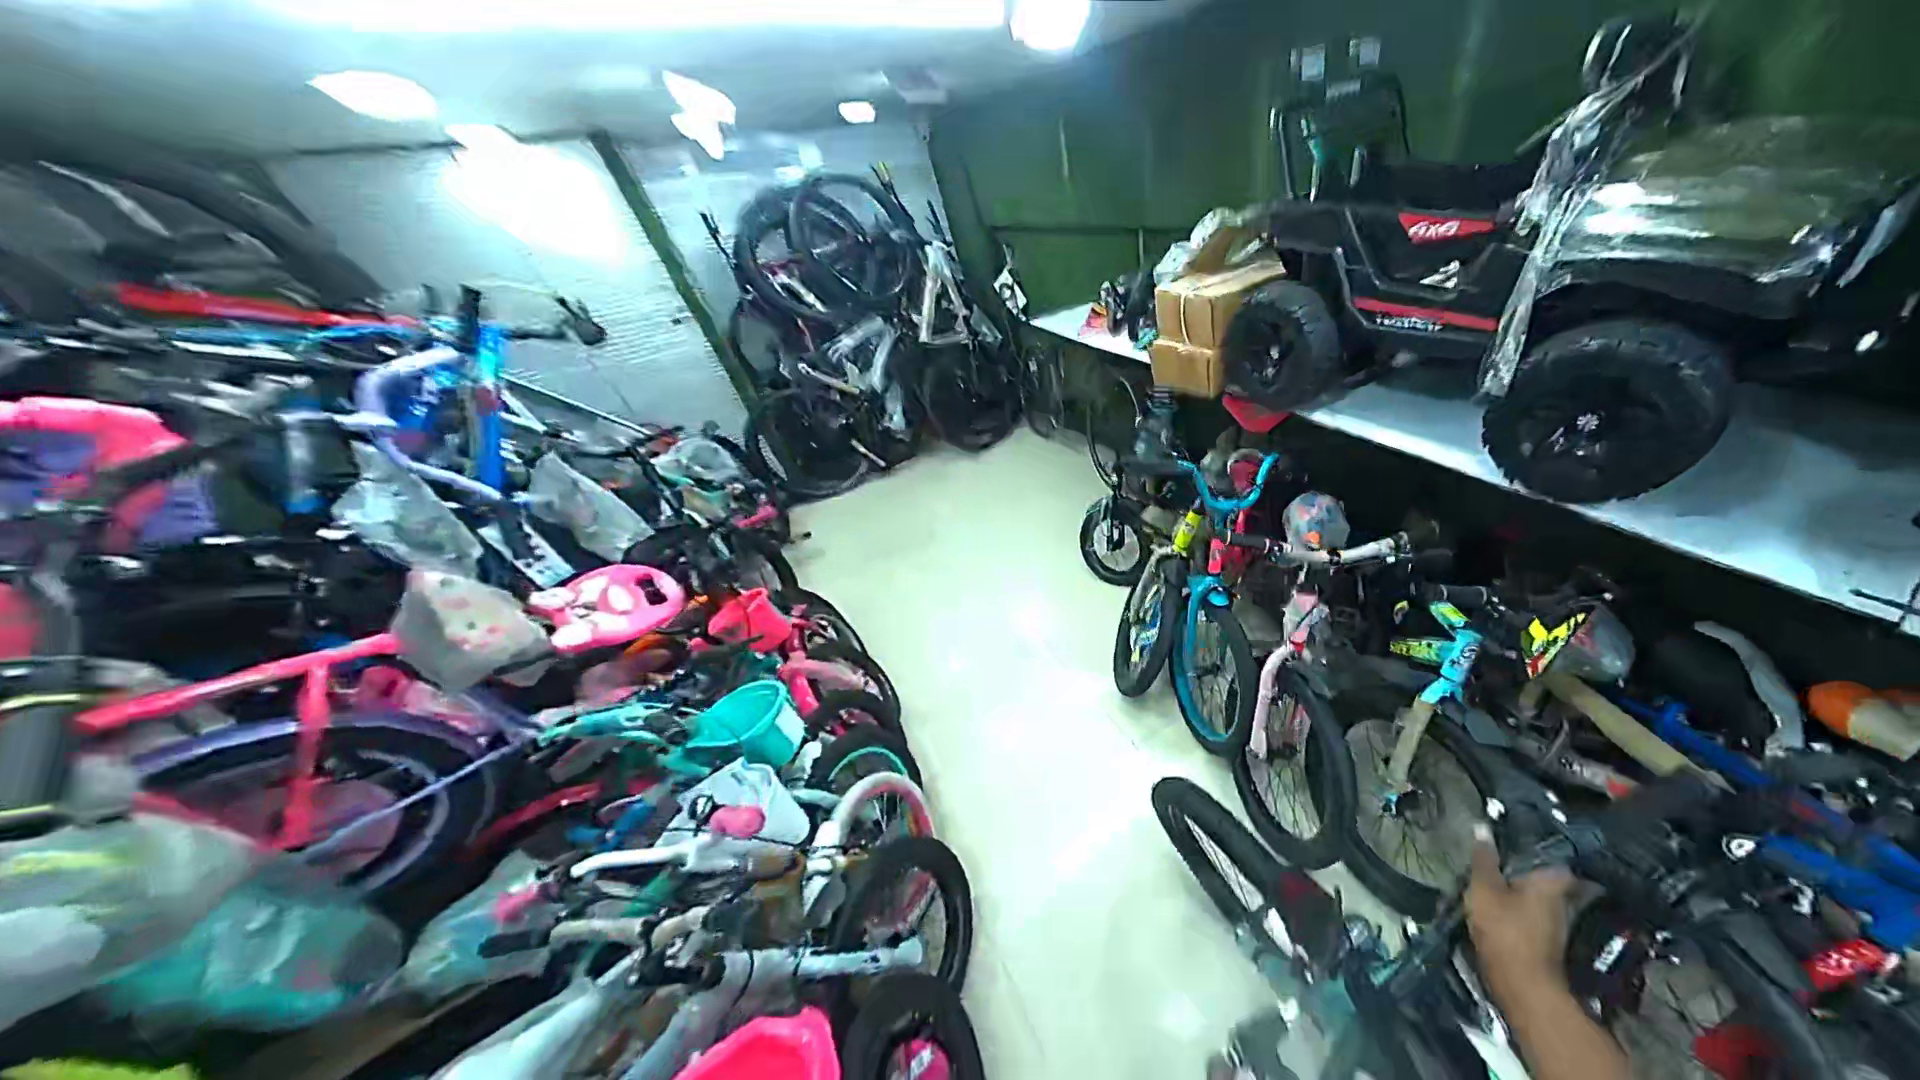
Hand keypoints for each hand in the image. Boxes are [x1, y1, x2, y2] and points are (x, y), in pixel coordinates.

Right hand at [1466, 823, 1575, 999]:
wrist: (1521, 981)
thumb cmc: (1504, 928)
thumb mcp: (1484, 886)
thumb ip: (1483, 857)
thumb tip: (1482, 826)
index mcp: (1551, 880)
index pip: (1549, 849)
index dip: (1530, 836)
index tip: (1508, 825)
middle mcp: (1561, 896)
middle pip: (1540, 868)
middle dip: (1518, 858)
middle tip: (1490, 845)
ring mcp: (1555, 916)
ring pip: (1533, 887)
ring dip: (1513, 878)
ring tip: (1484, 867)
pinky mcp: (1544, 932)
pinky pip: (1528, 903)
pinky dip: (1513, 896)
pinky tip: (1491, 894)